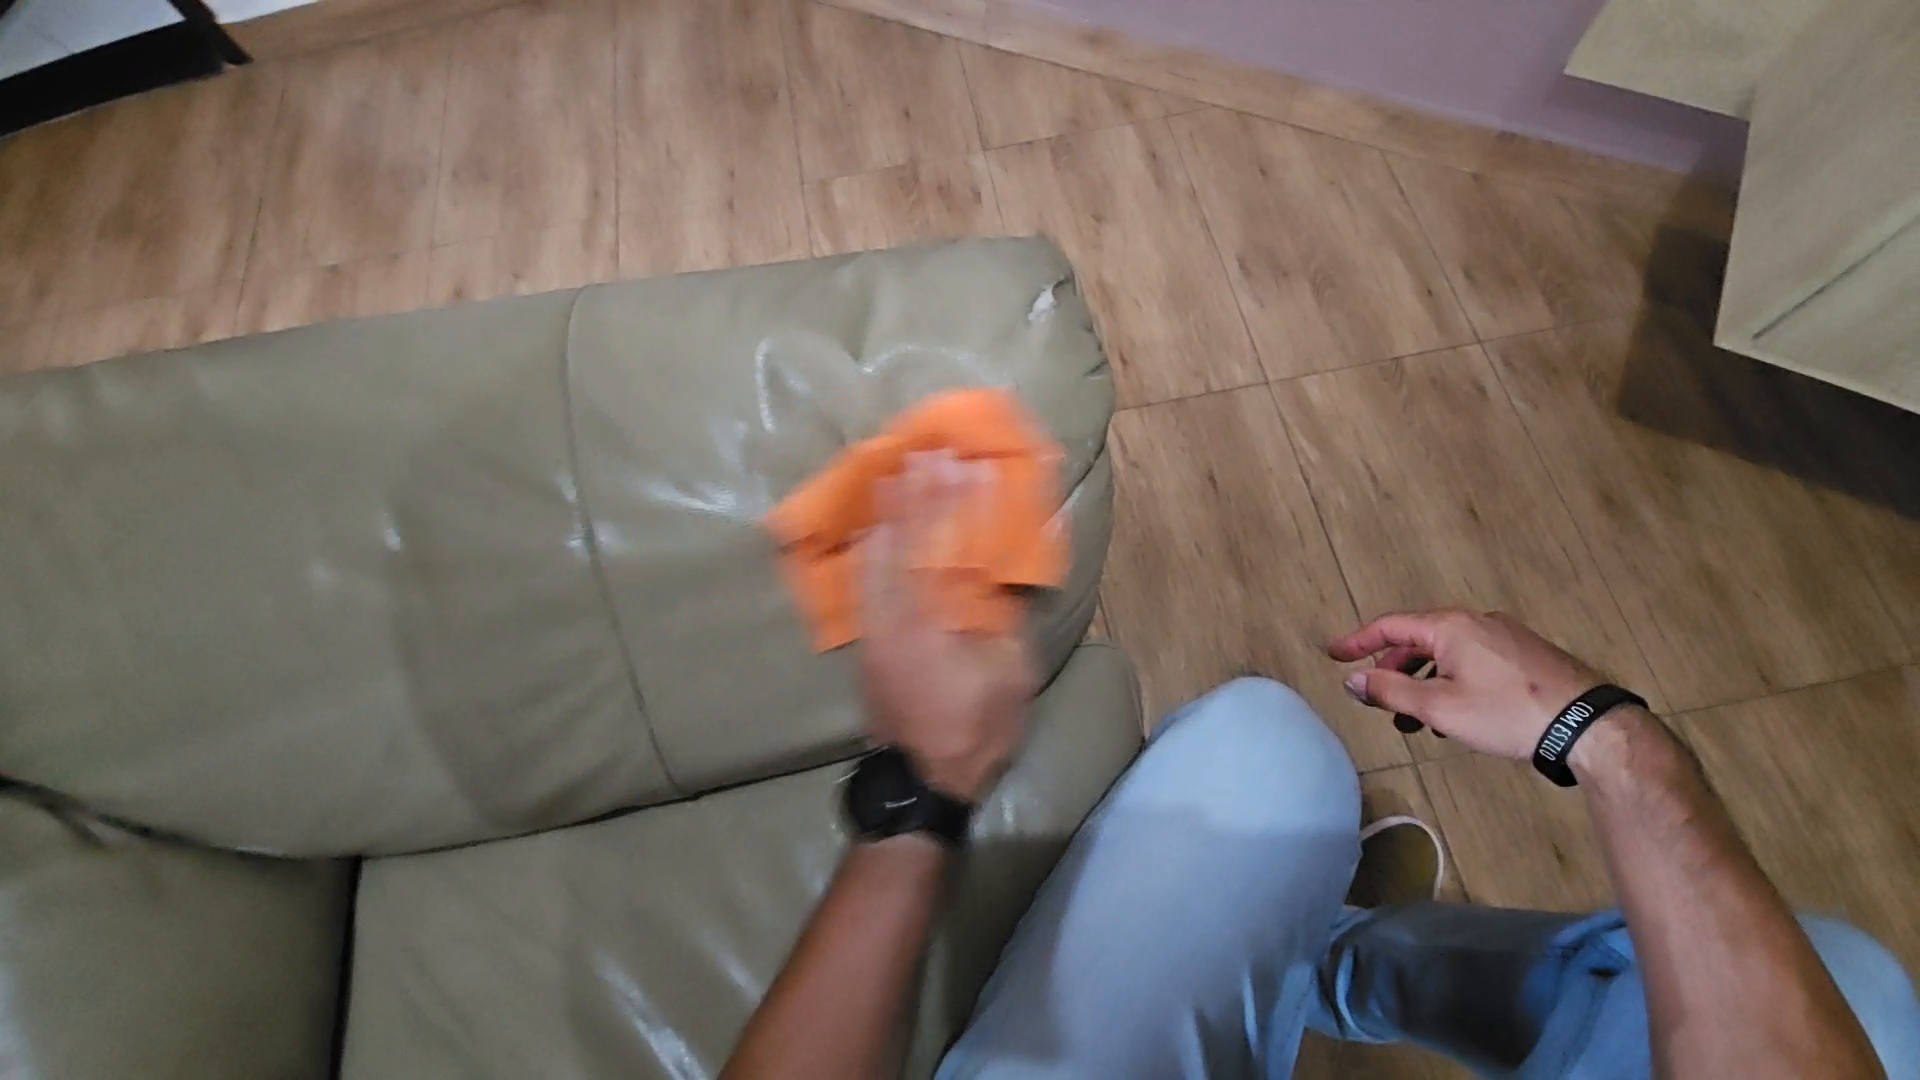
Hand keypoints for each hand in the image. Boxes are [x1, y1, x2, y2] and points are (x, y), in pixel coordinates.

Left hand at [858, 453, 1035, 801]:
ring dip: (888, 511)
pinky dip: (869, 547)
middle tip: (924, 451)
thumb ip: (1004, 617)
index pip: (949, 548)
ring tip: (892, 471)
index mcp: (938, 619)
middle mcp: (899, 614)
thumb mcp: (1010, 674)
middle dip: (918, 493)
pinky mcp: (868, 640)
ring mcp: (877, 627)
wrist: (924, 777)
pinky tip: (873, 526)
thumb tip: (1003, 571)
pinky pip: (864, 580)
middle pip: (908, 542)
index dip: (958, 504)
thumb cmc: (977, 727)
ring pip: (879, 557)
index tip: (965, 465)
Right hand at [1327, 609, 1602, 759]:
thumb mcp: (1438, 707)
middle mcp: (1475, 622)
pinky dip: (1450, 681)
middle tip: (1376, 698)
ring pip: (1446, 654)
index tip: (1333, 655)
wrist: (1591, 727)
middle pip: (1418, 640)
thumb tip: (1352, 680)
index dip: (1357, 641)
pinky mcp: (1527, 655)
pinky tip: (1454, 714)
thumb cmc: (1507, 713)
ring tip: (1414, 720)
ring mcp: (1505, 636)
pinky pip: (1472, 660)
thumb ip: (1389, 690)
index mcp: (1449, 627)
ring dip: (1422, 682)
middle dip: (1392, 670)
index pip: (1389, 626)